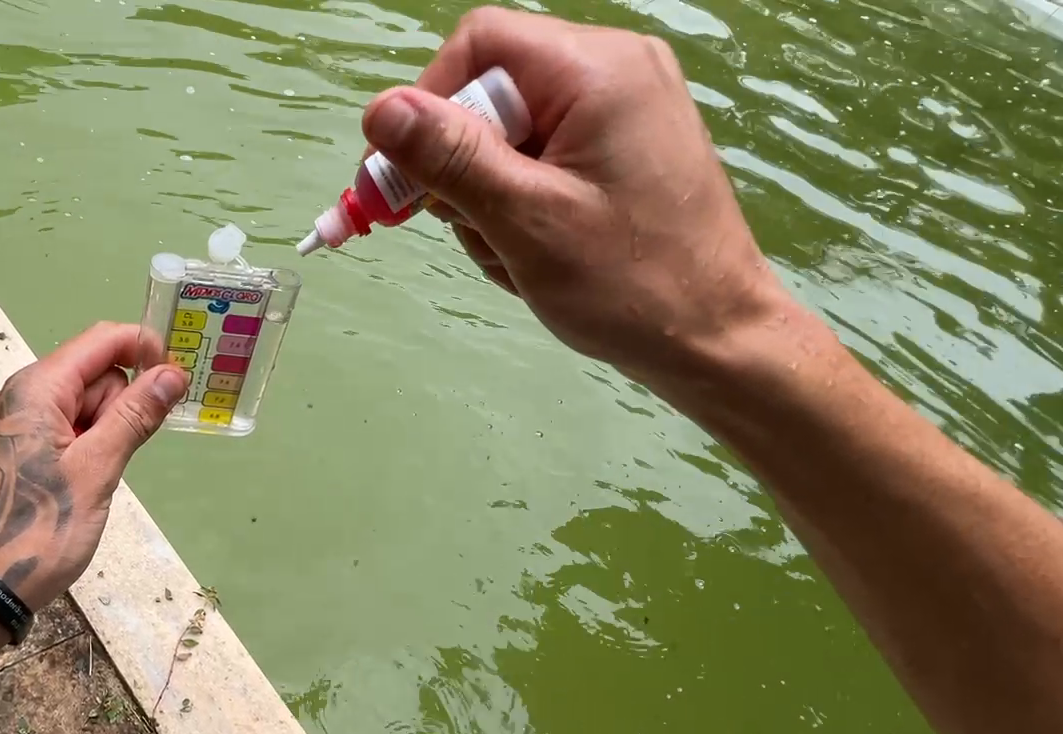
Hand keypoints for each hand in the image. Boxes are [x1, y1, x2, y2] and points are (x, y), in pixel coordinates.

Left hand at [0, 322, 185, 608]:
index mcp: (37, 388)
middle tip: (111, 461)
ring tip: (92, 481)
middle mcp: (21, 395)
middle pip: (94, 374)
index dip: (145, 349)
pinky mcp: (16, 450)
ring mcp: (15, 423)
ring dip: (104, 433)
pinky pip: (64, 430)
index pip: (102, 340)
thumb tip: (172, 373)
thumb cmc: (42, 528)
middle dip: (120, 406)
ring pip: (82, 405)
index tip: (175, 383)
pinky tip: (82, 482)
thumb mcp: (97, 470)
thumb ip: (135, 416)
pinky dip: (86, 447)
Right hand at [363, 7, 793, 386]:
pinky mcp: (607, 154)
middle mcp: (607, 74)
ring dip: (480, 202)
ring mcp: (611, 115)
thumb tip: (381, 109)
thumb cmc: (623, 280)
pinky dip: (507, 211)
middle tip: (462, 227)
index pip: (478, 46)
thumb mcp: (523, 219)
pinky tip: (528, 252)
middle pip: (485, 95)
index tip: (394, 178)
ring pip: (498, 141)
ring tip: (511, 252)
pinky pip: (527, 167)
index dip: (422, 104)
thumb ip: (451, 158)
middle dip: (455, 169)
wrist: (705, 334)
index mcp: (595, 71)